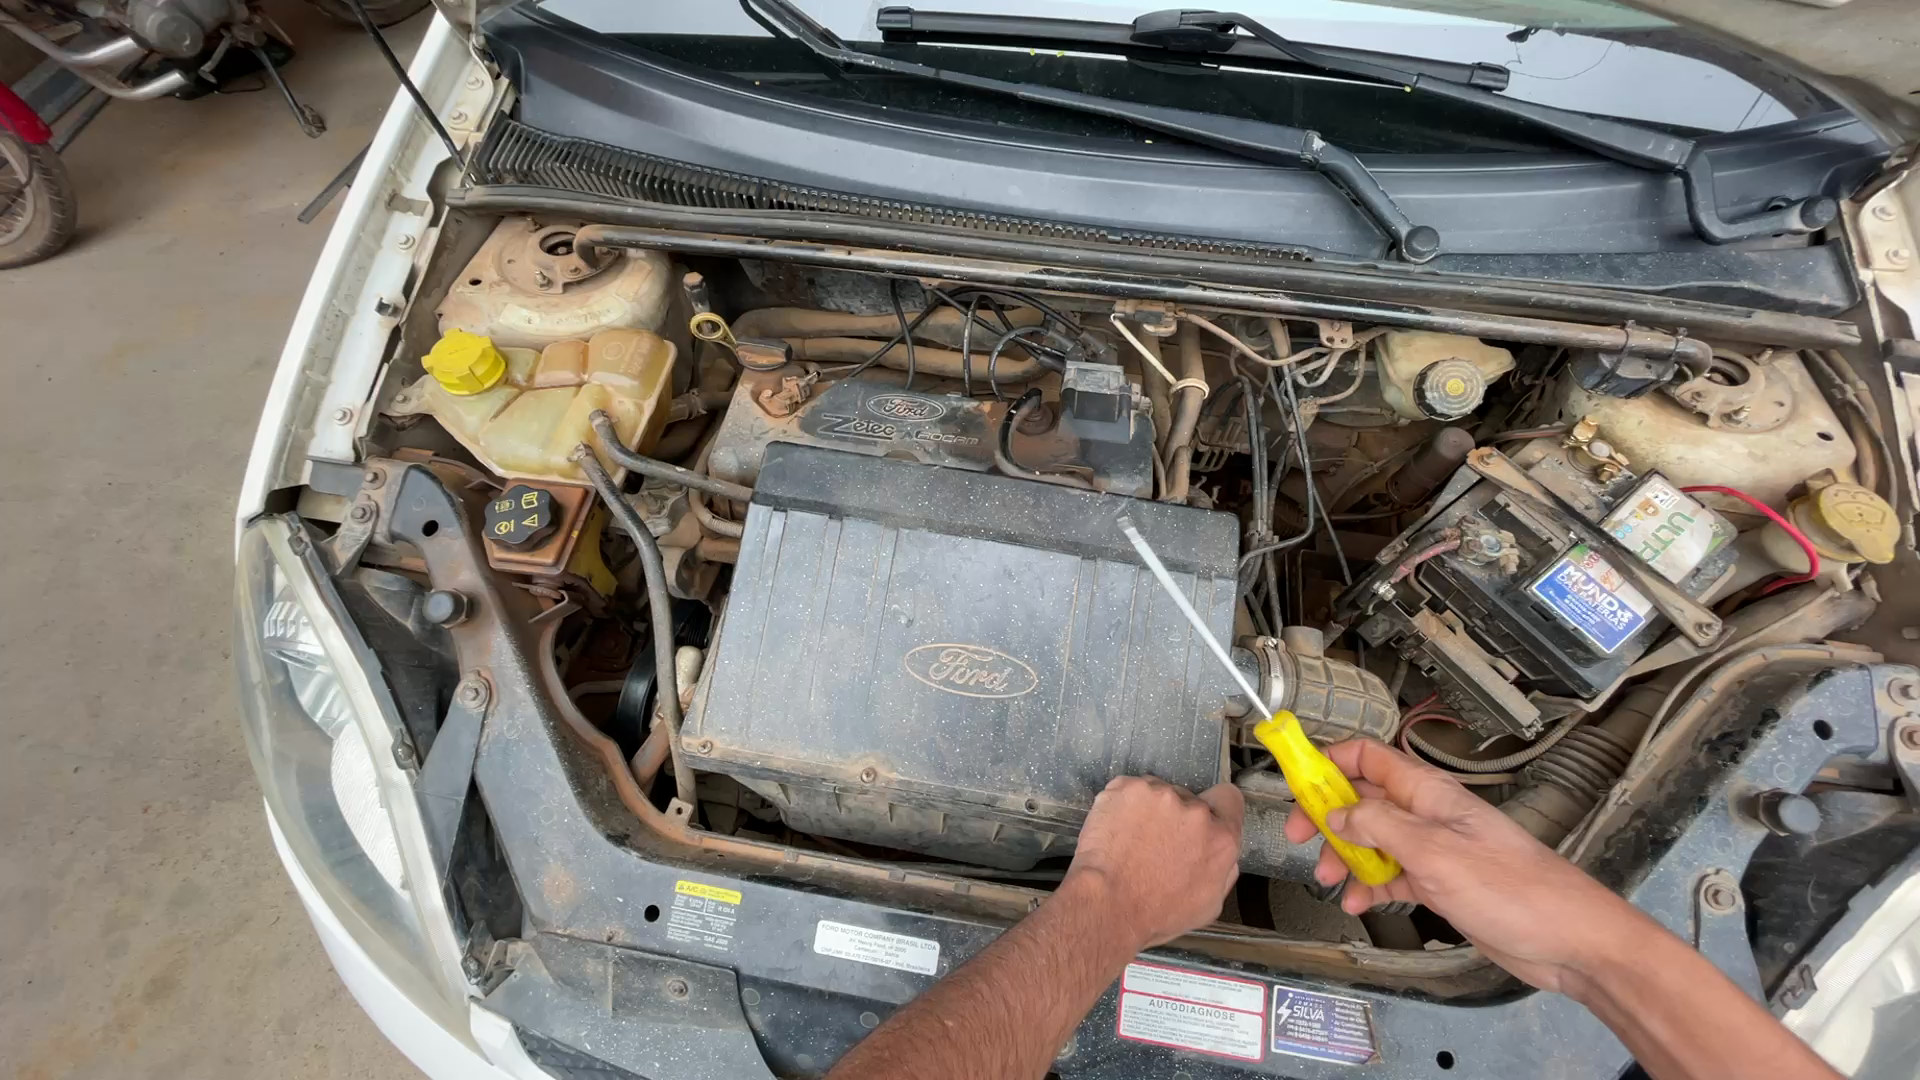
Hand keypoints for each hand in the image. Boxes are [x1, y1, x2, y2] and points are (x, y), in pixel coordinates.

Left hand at [1062, 776, 1243, 948]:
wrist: (1108, 901)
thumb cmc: (1156, 912)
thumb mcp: (1208, 904)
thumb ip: (1222, 867)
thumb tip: (1218, 847)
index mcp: (1220, 838)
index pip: (1228, 799)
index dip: (1216, 807)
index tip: (1204, 816)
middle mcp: (1194, 810)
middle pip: (1188, 799)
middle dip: (1176, 816)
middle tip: (1157, 842)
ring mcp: (1160, 794)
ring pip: (1157, 792)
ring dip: (1149, 808)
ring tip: (1131, 839)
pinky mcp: (1128, 787)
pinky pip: (1129, 789)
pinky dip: (1123, 803)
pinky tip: (1116, 828)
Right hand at [1283, 739, 1646, 993]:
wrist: (1574, 944)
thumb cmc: (1512, 887)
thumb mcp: (1433, 850)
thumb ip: (1377, 825)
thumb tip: (1337, 814)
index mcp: (1425, 792)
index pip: (1365, 756)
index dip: (1327, 760)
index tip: (1295, 775)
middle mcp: (1424, 813)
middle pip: (1359, 799)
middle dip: (1326, 814)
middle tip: (1299, 834)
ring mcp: (1431, 847)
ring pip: (1370, 839)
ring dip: (1345, 855)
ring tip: (1330, 878)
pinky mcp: (1439, 882)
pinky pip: (1390, 873)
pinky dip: (1369, 885)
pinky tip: (1358, 902)